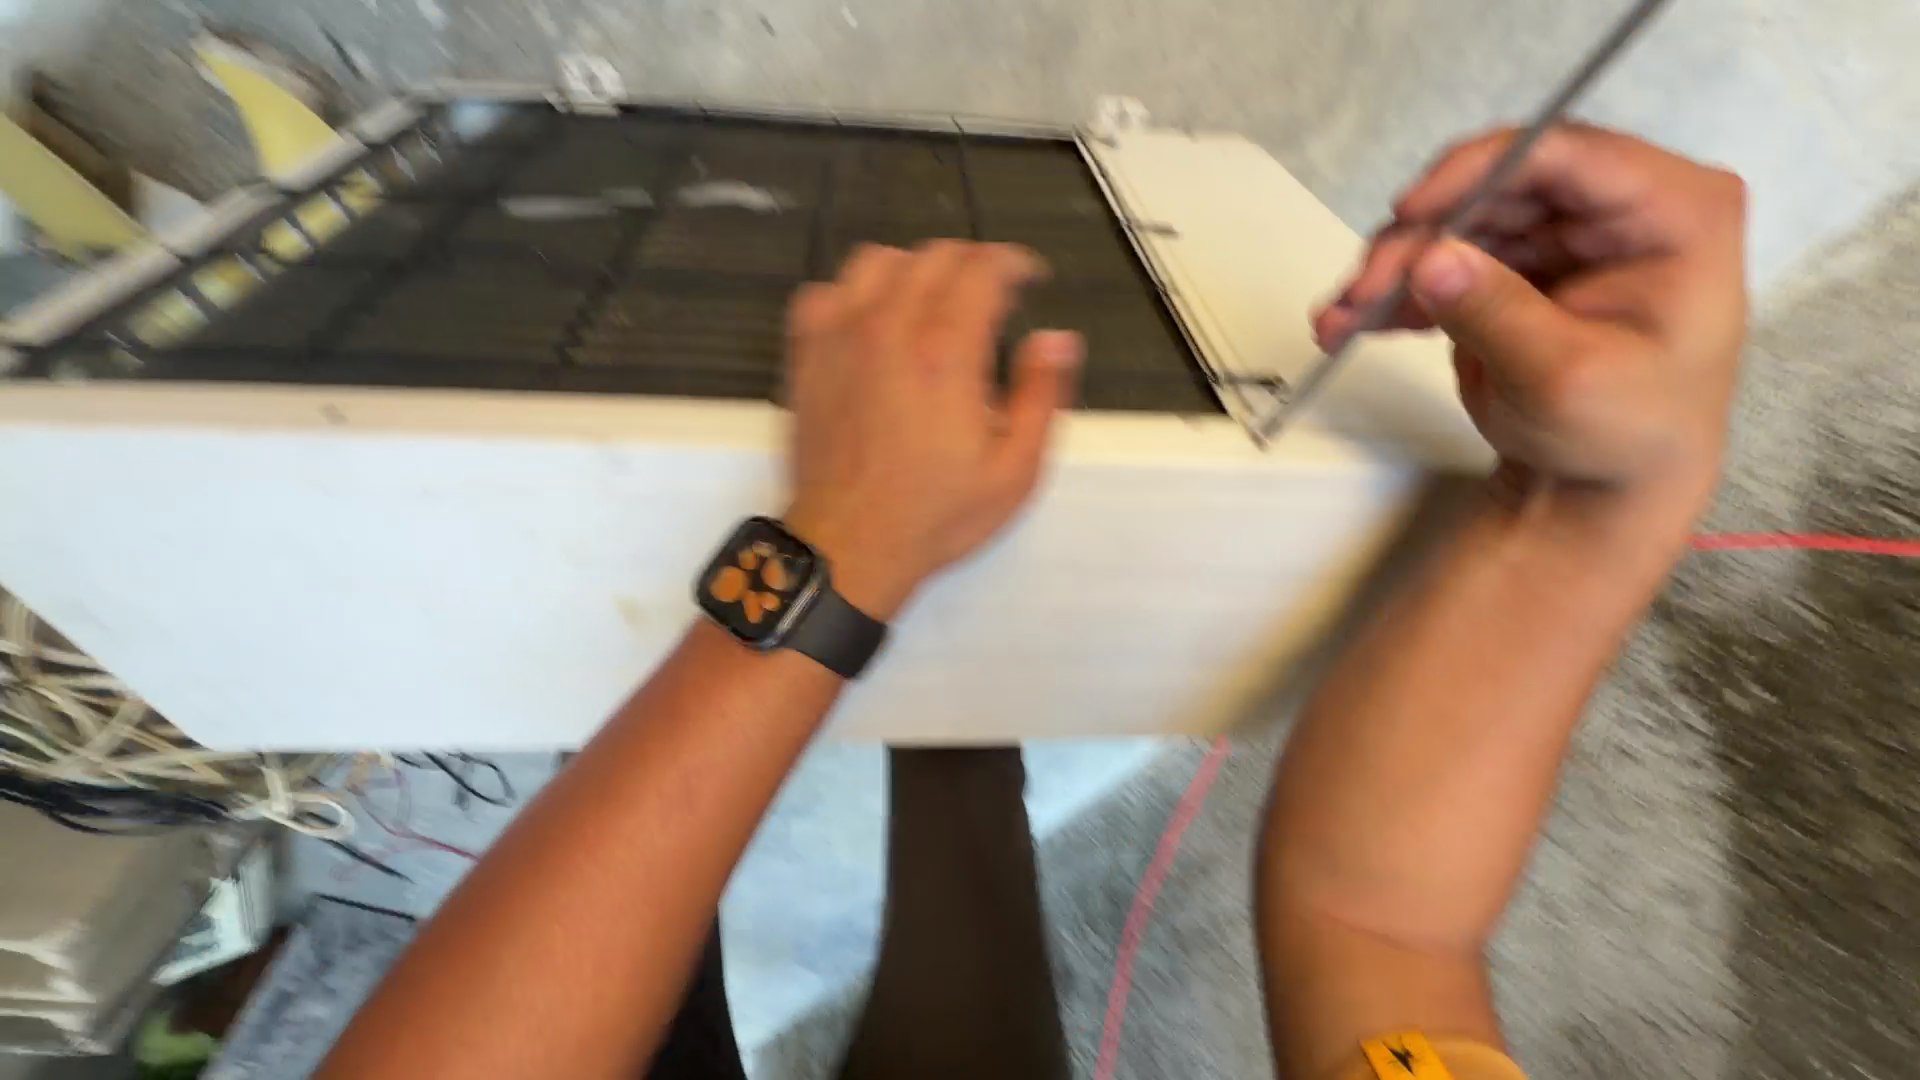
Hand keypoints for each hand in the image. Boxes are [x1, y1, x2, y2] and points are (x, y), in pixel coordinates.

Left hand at [781, 241, 1084, 620]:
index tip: (1029, 278)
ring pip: (877, 261)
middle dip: (974, 263)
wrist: (850, 547)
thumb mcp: (1015, 471)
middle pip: (934, 255)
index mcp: (945, 353)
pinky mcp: (806, 357)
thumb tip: (1059, 339)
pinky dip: (853, 294)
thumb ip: (1042, 396)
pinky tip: (870, 321)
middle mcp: (889, 329)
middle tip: (991, 295)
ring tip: (933, 301)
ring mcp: (839, 338)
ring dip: (915, 269)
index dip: (1015, 263)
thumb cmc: (936, 515)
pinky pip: (824, 292)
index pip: (983, 268)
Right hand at [1315, 125, 1748, 525]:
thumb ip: (1498, 313)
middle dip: (1414, 241)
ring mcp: (1545, 246)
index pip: (1565, 155)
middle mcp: (1602, 214)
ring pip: (1449, 231)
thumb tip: (1426, 261)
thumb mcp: (1564, 376)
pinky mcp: (1498, 280)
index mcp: (1665, 214)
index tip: (1407, 212)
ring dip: (1386, 273)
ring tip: (1338, 322)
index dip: (1480, 170)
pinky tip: (1348, 327)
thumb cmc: (1618, 431)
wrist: (1594, 482)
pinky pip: (1432, 270)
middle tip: (1359, 295)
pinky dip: (1387, 299)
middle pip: (1489, 195)